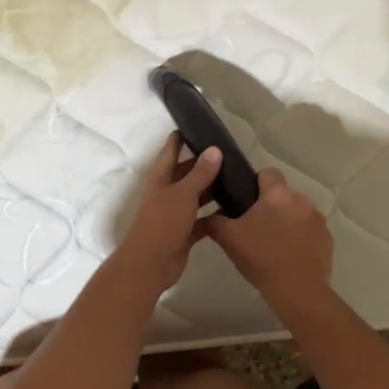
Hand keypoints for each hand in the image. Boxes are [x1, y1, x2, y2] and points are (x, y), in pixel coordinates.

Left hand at [112, 134, 222, 291]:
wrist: (150, 264)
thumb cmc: (162, 223)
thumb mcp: (182, 194)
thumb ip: (200, 173)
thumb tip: (215, 149)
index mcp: (161, 178)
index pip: (170, 151)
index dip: (181, 138)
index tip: (197, 124)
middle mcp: (167, 192)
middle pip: (186, 173)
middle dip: (204, 164)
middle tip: (231, 154)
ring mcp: (175, 213)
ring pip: (196, 196)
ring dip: (212, 189)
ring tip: (238, 179)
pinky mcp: (185, 232)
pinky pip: (202, 219)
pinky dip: (215, 215)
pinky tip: (234, 210)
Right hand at [205, 168, 332, 307]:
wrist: (297, 290)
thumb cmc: (260, 258)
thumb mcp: (228, 239)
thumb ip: (215, 221)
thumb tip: (208, 215)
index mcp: (277, 195)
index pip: (269, 172)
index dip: (257, 181)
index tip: (248, 199)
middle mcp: (301, 201)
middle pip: (284, 195)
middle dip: (272, 206)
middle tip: (257, 227)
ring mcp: (318, 220)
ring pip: (298, 213)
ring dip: (289, 221)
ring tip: (276, 244)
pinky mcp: (327, 239)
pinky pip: (311, 231)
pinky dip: (302, 238)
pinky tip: (291, 256)